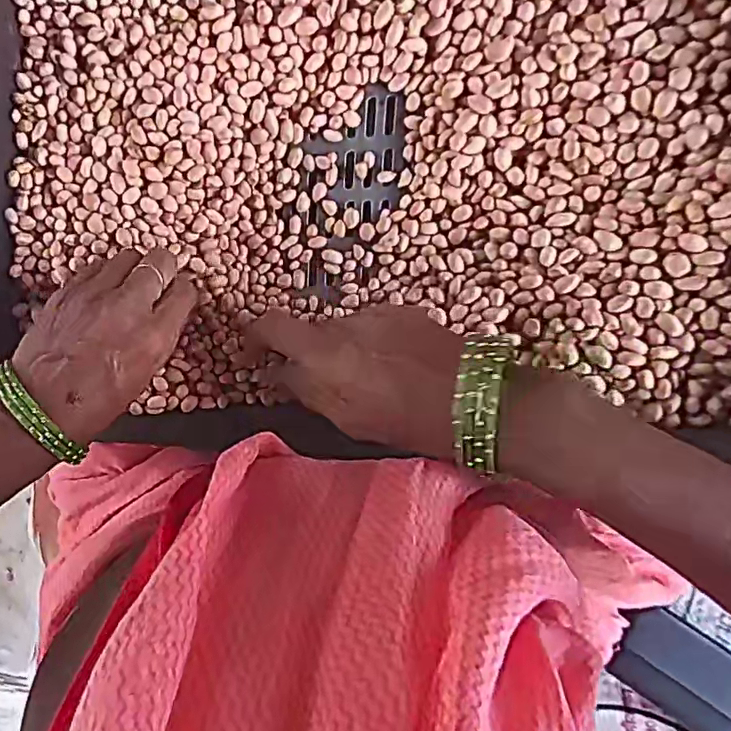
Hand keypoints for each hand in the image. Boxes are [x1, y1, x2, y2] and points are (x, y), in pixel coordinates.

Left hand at [11, 248, 197, 442]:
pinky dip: (104, 273)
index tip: (180, 293)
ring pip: (128, 256)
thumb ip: (158, 339)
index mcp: (154, 336)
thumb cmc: (93, 402)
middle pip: (160, 261)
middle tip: (161, 276)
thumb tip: (164, 318)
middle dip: (165, 267)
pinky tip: (102, 288)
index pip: (185, 291)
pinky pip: (95, 267)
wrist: (40, 406)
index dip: (185, 290)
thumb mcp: (143, 375)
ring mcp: (95, 294)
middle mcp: (128, 308)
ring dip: (134, 266)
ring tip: (131, 280)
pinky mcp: (68, 291)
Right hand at [243, 304, 463, 457]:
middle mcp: (347, 322)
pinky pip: (371, 323)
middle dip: (308, 354)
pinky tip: (395, 365)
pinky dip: (370, 341)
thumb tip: (278, 372)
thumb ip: (306, 389)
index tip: (253, 356)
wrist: (476, 399)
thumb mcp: (348, 418)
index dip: (253, 336)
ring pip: (343, 328)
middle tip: (325, 385)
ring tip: (371, 380)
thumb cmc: (407, 421)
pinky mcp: (404, 310)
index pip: (271, 324)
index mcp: (326, 351)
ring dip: (343, 349)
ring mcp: (378, 311)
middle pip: (310, 330)